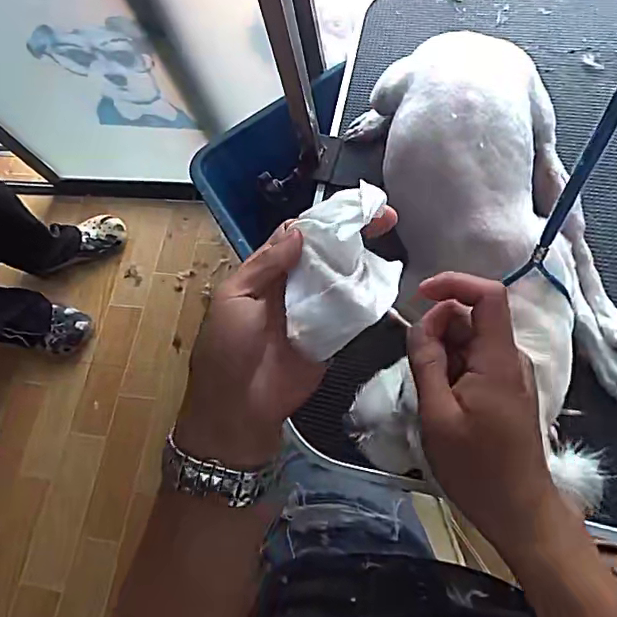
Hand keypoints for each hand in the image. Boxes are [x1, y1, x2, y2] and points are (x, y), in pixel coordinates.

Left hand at [176, 210, 395, 467]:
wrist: (238, 411)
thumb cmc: (226, 350)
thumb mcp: (234, 299)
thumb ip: (266, 265)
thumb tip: (299, 231)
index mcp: (266, 272)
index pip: (298, 235)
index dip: (325, 219)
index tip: (354, 206)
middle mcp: (293, 286)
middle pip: (327, 252)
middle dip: (354, 233)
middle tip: (385, 217)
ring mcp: (315, 311)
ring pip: (343, 277)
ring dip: (364, 259)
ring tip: (390, 240)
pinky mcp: (332, 336)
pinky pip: (352, 311)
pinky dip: (367, 296)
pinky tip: (385, 278)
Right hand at [407, 272, 575, 554]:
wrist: (521, 512)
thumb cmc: (477, 469)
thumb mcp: (438, 416)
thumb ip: (427, 363)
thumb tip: (421, 324)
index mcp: (498, 360)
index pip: (489, 294)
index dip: (454, 283)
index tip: (420, 295)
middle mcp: (511, 358)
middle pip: (473, 317)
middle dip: (438, 329)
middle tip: (418, 366)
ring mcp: (511, 374)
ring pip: (471, 340)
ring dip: (443, 352)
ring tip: (430, 393)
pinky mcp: (507, 389)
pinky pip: (476, 360)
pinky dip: (453, 368)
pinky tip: (443, 401)